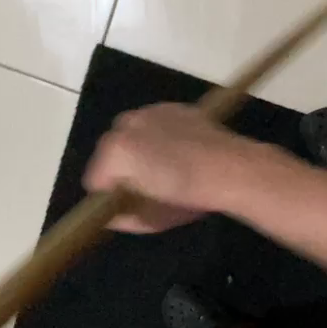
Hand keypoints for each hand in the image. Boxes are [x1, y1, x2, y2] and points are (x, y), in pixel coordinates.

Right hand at [82, 103, 273, 232]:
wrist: (231, 168)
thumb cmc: (186, 196)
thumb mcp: (149, 220)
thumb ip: (120, 218)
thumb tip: (111, 217)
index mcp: (114, 151)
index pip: (95, 179)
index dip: (109, 195)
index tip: (127, 204)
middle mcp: (126, 124)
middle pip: (112, 153)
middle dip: (123, 169)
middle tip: (149, 187)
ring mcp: (150, 111)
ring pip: (133, 136)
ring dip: (141, 150)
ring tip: (167, 169)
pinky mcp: (173, 107)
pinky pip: (155, 125)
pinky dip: (161, 137)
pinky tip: (181, 152)